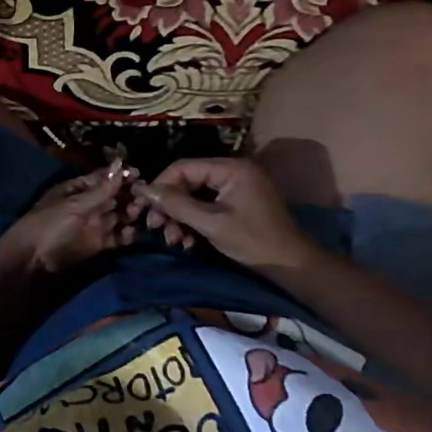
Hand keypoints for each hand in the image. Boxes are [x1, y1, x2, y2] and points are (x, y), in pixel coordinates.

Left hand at [0, 163, 136, 274]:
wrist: (33, 257)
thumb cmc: (49, 223)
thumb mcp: (75, 204)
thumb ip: (101, 189)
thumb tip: (121, 165)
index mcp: (77, 190)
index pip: (104, 179)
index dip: (121, 176)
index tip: (140, 174)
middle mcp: (88, 205)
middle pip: (115, 196)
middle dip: (130, 195)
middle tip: (145, 195)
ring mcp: (94, 224)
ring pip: (119, 215)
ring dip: (130, 213)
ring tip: (138, 212)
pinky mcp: (98, 244)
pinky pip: (117, 236)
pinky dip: (127, 233)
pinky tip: (132, 231)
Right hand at [129, 158, 320, 270]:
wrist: (289, 264)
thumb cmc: (252, 241)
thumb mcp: (210, 223)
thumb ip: (176, 204)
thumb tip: (141, 190)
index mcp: (231, 169)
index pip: (183, 167)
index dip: (160, 186)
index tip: (145, 208)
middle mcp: (233, 171)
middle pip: (186, 181)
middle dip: (169, 205)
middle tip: (155, 227)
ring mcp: (235, 186)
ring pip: (192, 195)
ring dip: (178, 217)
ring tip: (172, 239)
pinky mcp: (235, 202)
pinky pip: (204, 205)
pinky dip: (191, 221)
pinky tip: (185, 240)